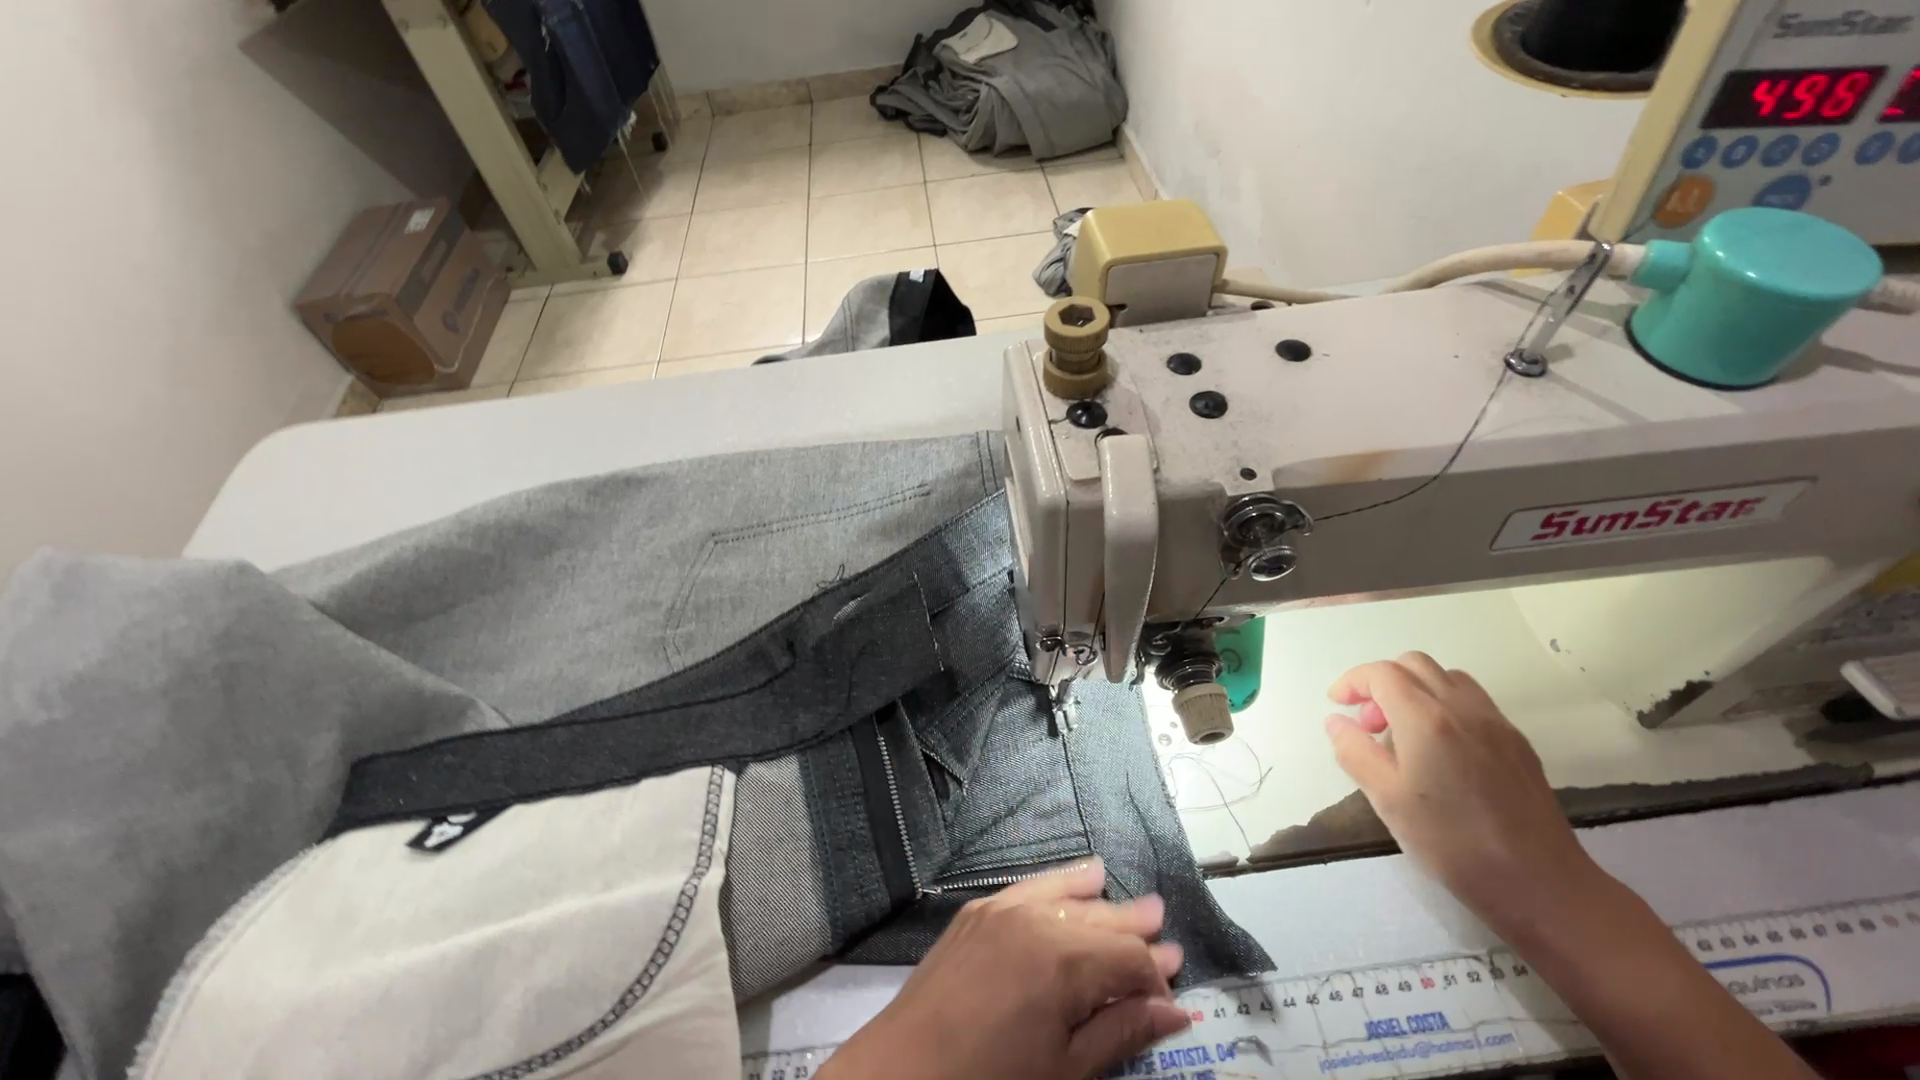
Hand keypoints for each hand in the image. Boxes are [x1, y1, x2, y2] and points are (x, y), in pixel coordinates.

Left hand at [818, 859, 1189, 1079]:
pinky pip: (1032, 885)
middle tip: (1167, 934)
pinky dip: (1062, 882)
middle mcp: (1039, 920)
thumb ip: (1120, 1033)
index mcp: (1065, 961)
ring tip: (1142, 905)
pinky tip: (1084, 876)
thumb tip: (1173, 1011)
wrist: (903, 1068)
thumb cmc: (991, 1077)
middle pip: (1104, 921)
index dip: (1154, 979)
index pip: (1129, 960)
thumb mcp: (1064, 1069)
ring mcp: (1005, 908)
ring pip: (1071, 898)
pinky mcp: (979, 909)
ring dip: (1107, 904)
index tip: (1170, 997)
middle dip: (1137, 933)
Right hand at [1323, 653, 1601, 936]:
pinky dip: (1443, 705)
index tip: (1337, 705)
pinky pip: (1472, 701)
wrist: (1538, 881)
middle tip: (1369, 722)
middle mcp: (1463, 708)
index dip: (1353, 682)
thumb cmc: (1451, 843)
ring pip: (1447, 678)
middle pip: (1415, 665)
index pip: (1382, 674)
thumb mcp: (1387, 801)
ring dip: (1415, 689)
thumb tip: (1337, 722)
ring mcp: (1496, 723)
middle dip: (1382, 682)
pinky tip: (1439, 749)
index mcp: (1426, 720)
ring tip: (1403, 733)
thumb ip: (1356, 753)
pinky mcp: (1516, 742)